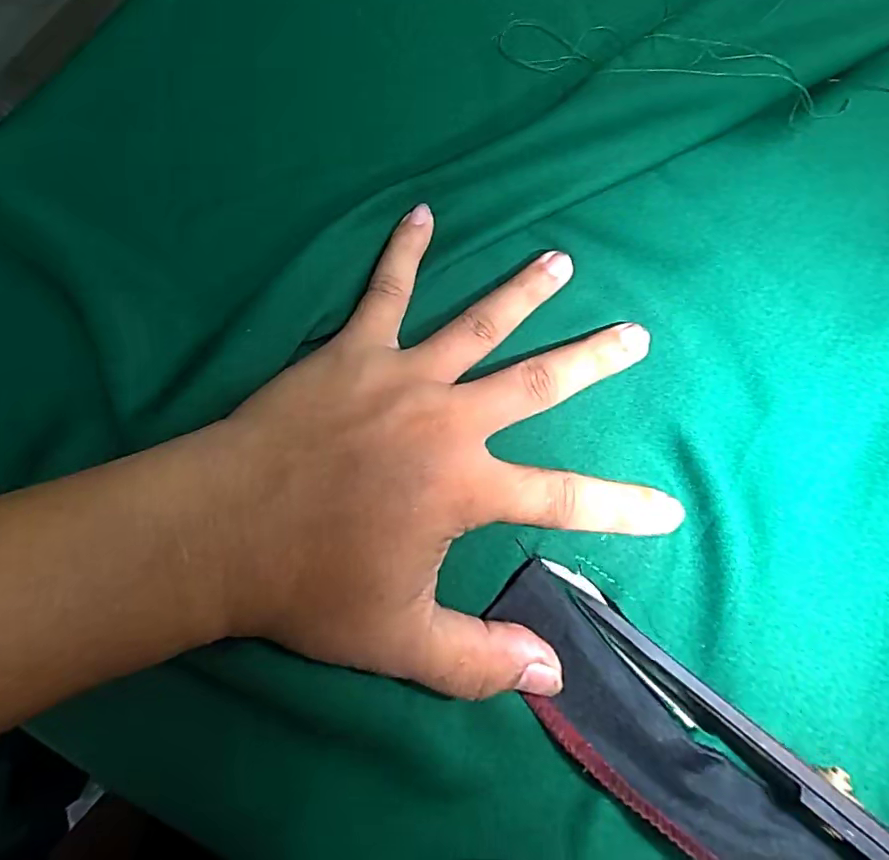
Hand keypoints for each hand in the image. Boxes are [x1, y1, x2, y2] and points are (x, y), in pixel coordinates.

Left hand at [188, 203, 683, 698]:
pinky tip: (421, 213)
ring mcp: (403, 375)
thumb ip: (480, 660)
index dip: (621, 507)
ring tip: (560, 261)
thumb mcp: (400, 640)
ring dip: (524, 291)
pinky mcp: (354, 349)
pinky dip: (405, 251)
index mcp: (465, 487)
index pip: (564, 499)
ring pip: (479, 323)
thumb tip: (553, 675)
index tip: (668, 507)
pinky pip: (386, 290)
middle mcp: (449, 420)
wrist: (219, 530)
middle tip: (635, 333)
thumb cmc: (309, 585)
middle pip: (539, 382)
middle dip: (594, 359)